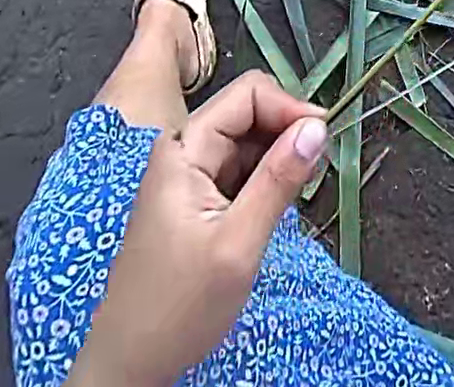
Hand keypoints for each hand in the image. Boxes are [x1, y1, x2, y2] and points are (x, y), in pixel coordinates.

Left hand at [67, 73, 326, 386]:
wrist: (129, 368)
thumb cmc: (179, 309)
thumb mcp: (238, 244)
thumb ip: (279, 179)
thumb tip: (319, 126)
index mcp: (184, 149)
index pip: (248, 94)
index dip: (289, 106)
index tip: (324, 136)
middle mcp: (184, 149)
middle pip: (249, 111)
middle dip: (288, 129)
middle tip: (317, 166)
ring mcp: (190, 172)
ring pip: (249, 138)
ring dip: (281, 153)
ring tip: (302, 186)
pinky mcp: (197, 194)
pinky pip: (242, 165)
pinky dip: (268, 173)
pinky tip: (281, 198)